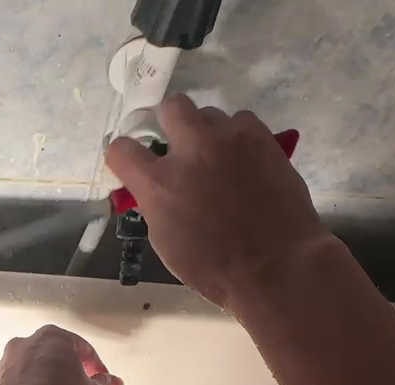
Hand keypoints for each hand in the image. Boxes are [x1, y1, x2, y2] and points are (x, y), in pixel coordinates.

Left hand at [0, 325, 122, 384]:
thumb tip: (114, 383)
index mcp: (51, 337)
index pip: (80, 347)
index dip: (94, 365)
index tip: (100, 379)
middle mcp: (22, 344)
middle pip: (50, 354)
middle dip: (64, 370)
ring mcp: (1, 365)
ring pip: (27, 370)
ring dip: (40, 381)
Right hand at [105, 96, 331, 312]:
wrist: (273, 263)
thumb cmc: (212, 267)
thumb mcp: (166, 240)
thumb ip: (156, 203)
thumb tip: (155, 189)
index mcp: (158, 184)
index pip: (121, 149)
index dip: (123, 155)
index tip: (132, 163)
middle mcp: (190, 149)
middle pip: (172, 107)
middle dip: (171, 124)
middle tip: (180, 149)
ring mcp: (229, 138)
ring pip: (210, 115)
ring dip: (208, 134)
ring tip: (219, 162)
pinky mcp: (261, 135)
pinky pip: (241, 122)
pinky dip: (238, 139)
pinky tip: (245, 164)